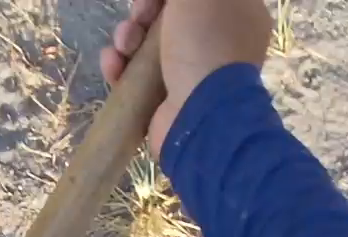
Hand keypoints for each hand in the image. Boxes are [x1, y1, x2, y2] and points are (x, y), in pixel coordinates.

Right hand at [101, 0, 271, 156]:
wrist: (200, 114)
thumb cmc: (206, 42)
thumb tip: (165, 0)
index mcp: (234, 11)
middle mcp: (213, 42)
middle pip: (168, 17)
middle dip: (144, 11)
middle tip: (138, 15)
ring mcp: (187, 75)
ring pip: (147, 46)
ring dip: (127, 38)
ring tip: (123, 44)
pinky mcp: (162, 102)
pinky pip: (135, 78)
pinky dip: (120, 68)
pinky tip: (112, 64)